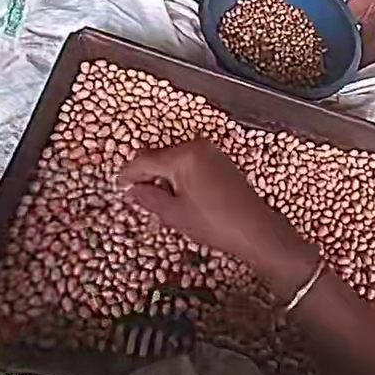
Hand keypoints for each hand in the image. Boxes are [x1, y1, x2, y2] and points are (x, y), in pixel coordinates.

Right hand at [118, 139, 318, 293]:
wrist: (256, 228)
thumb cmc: (215, 223)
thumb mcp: (174, 214)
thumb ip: (148, 197)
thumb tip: (132, 188)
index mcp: (183, 156)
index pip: (144, 160)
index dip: (128, 174)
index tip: (118, 186)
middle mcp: (197, 146)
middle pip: (160, 156)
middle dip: (147, 175)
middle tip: (138, 198)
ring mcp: (211, 151)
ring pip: (175, 160)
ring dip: (165, 176)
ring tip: (163, 203)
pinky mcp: (221, 160)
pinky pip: (191, 162)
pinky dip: (181, 176)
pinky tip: (182, 197)